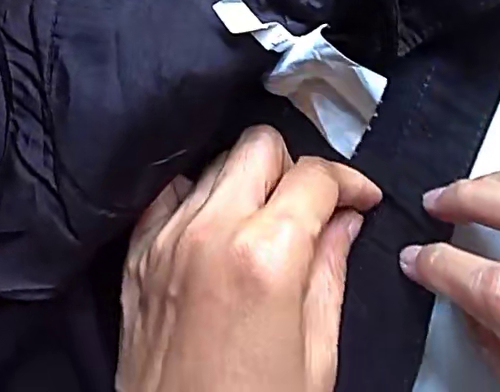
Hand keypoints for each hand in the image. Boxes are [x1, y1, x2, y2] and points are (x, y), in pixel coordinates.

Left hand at [118, 125, 381, 391]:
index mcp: (266, 255)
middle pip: (261, 144)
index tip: (362, 198)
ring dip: (250, 181)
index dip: (349, 181)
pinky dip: (201, 197)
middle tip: (310, 207)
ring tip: (266, 220)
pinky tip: (220, 227)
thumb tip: (346, 219)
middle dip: (295, 167)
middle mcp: (212, 232)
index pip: (315, 175)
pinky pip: (173, 194)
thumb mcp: (316, 354)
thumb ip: (331, 268)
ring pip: (219, 162)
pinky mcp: (137, 259)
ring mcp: (168, 241)